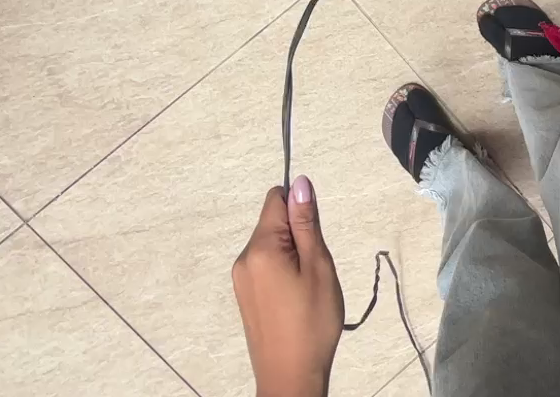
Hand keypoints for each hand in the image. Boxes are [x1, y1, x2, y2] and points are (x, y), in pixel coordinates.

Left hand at [232, 176, 343, 396]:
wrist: (290, 379)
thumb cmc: (312, 320)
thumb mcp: (318, 265)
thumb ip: (307, 222)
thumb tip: (300, 183)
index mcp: (260, 249)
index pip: (276, 199)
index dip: (300, 208)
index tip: (314, 234)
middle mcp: (243, 259)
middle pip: (273, 222)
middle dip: (298, 232)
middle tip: (315, 265)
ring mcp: (241, 279)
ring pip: (271, 243)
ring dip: (292, 252)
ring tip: (307, 284)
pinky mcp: (245, 296)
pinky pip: (266, 263)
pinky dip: (283, 268)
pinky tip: (296, 296)